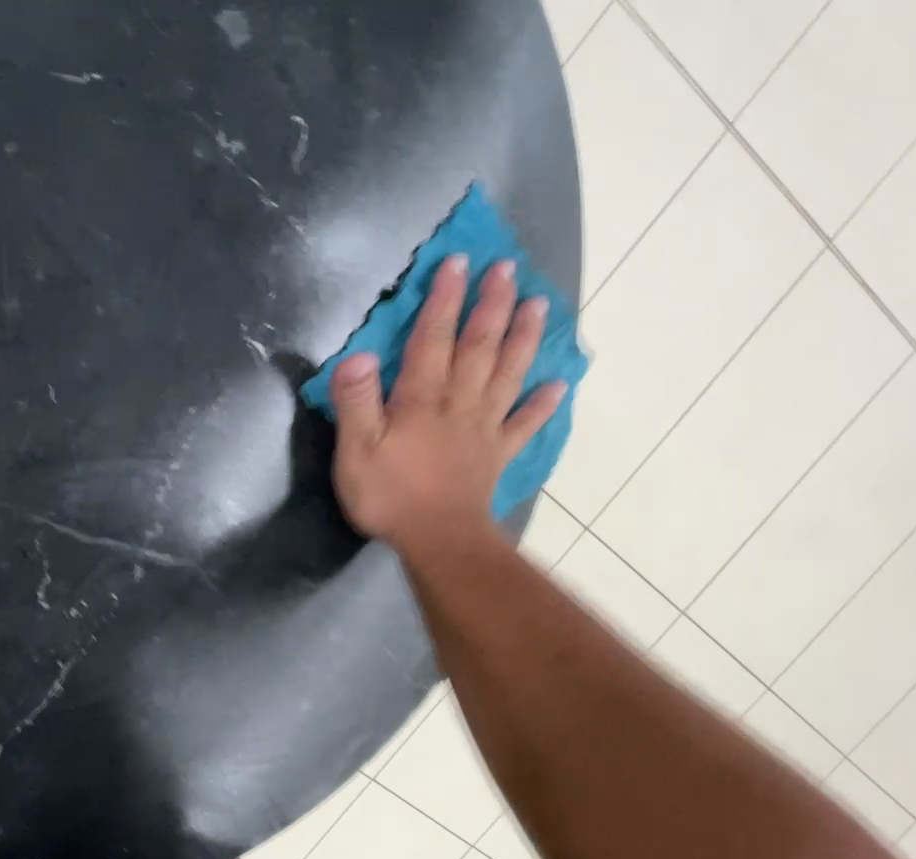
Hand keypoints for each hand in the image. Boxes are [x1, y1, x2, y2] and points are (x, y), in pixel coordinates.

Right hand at [329, 254, 566, 549]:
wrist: (439, 540)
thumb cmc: (389, 494)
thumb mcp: (356, 449)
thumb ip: (356, 401)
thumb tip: (358, 355)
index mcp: (421, 398)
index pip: (433, 338)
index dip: (444, 299)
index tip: (458, 262)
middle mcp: (459, 402)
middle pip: (479, 345)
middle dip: (491, 304)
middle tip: (506, 268)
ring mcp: (484, 428)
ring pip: (508, 373)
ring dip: (524, 337)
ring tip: (538, 304)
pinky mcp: (497, 454)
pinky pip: (525, 423)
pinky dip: (543, 403)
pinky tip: (560, 384)